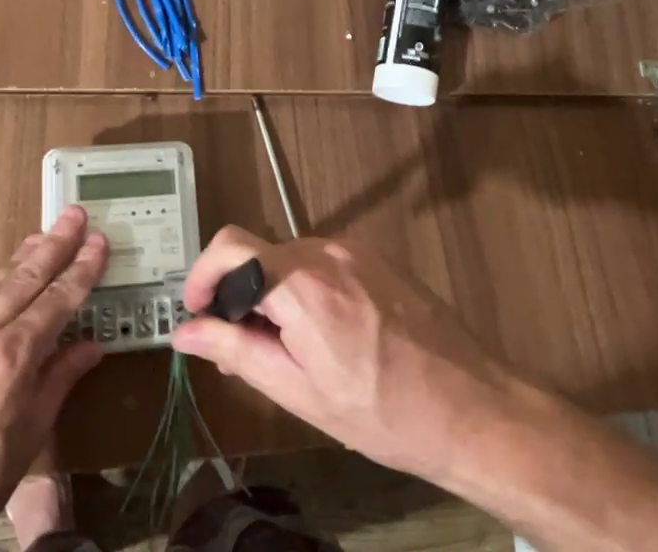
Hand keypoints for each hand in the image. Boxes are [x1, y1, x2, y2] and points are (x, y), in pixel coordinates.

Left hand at [0, 206, 107, 551]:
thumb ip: (60, 380)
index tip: (99, 240)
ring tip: (39, 237)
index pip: (56, 301)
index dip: (81, 269)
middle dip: (52, 245)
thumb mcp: (31, 434)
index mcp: (11, 357)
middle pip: (22, 280)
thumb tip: (91, 346)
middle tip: (73, 214)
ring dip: (19, 262)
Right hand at [170, 226, 519, 482]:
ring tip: (288, 350)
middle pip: (260, 253)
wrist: (472, 408)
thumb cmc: (383, 412)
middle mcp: (330, 253)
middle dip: (239, 294)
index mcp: (303, 285)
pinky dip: (308, 290)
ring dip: (275, 294)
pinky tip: (326, 336)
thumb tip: (185, 331)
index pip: (230, 246)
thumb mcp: (299, 392)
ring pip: (292, 259)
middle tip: (241, 348)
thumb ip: (236, 351)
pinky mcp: (382, 260)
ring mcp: (360, 253)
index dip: (202, 275)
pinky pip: (326, 264)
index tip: (198, 312)